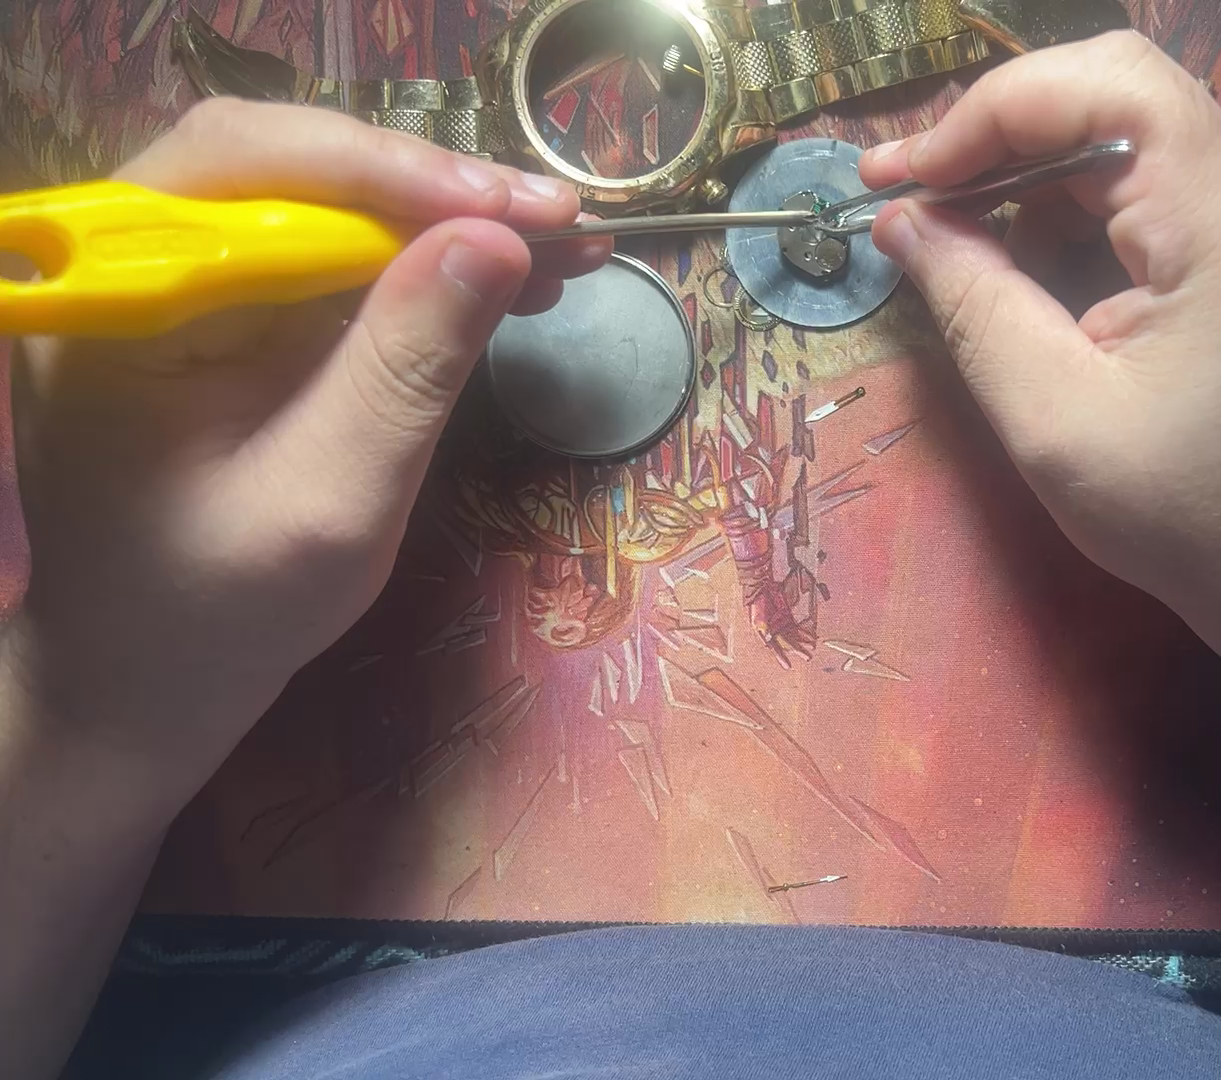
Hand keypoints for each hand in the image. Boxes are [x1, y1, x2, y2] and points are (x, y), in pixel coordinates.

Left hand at [6, 100, 610, 801]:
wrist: (166, 664)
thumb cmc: (232, 600)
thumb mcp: (339, 491)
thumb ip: (410, 366)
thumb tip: (496, 244)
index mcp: (131, 300)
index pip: (257, 170)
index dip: (401, 173)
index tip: (527, 211)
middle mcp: (157, 271)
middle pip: (305, 174)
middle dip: (446, 190)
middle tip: (567, 220)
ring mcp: (213, 297)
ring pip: (344, 216)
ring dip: (463, 226)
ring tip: (571, 248)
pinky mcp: (264, 329)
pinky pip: (360, 271)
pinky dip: (447, 270)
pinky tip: (521, 282)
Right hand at [862, 32, 1220, 644]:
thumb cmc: (1184, 519)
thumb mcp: (1055, 421)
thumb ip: (974, 306)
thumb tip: (903, 221)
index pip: (1109, 87)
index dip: (989, 113)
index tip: (903, 173)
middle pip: (1122, 104)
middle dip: (1004, 145)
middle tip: (919, 204)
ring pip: (1140, 147)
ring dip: (1042, 189)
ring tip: (975, 254)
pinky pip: (1167, 195)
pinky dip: (1090, 220)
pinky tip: (1049, 275)